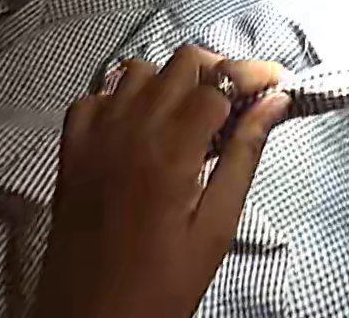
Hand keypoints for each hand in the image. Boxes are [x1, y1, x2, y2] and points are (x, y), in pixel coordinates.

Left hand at [31, 46, 290, 317]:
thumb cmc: (161, 287)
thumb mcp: (218, 225)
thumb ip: (247, 152)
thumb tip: (277, 100)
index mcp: (172, 149)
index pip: (222, 81)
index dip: (254, 76)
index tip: (277, 83)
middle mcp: (131, 130)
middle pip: (184, 62)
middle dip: (219, 72)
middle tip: (236, 103)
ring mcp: (95, 138)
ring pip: (141, 69)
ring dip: (172, 81)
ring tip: (189, 114)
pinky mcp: (70, 153)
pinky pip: (97, 96)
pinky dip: (122, 98)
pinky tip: (140, 125)